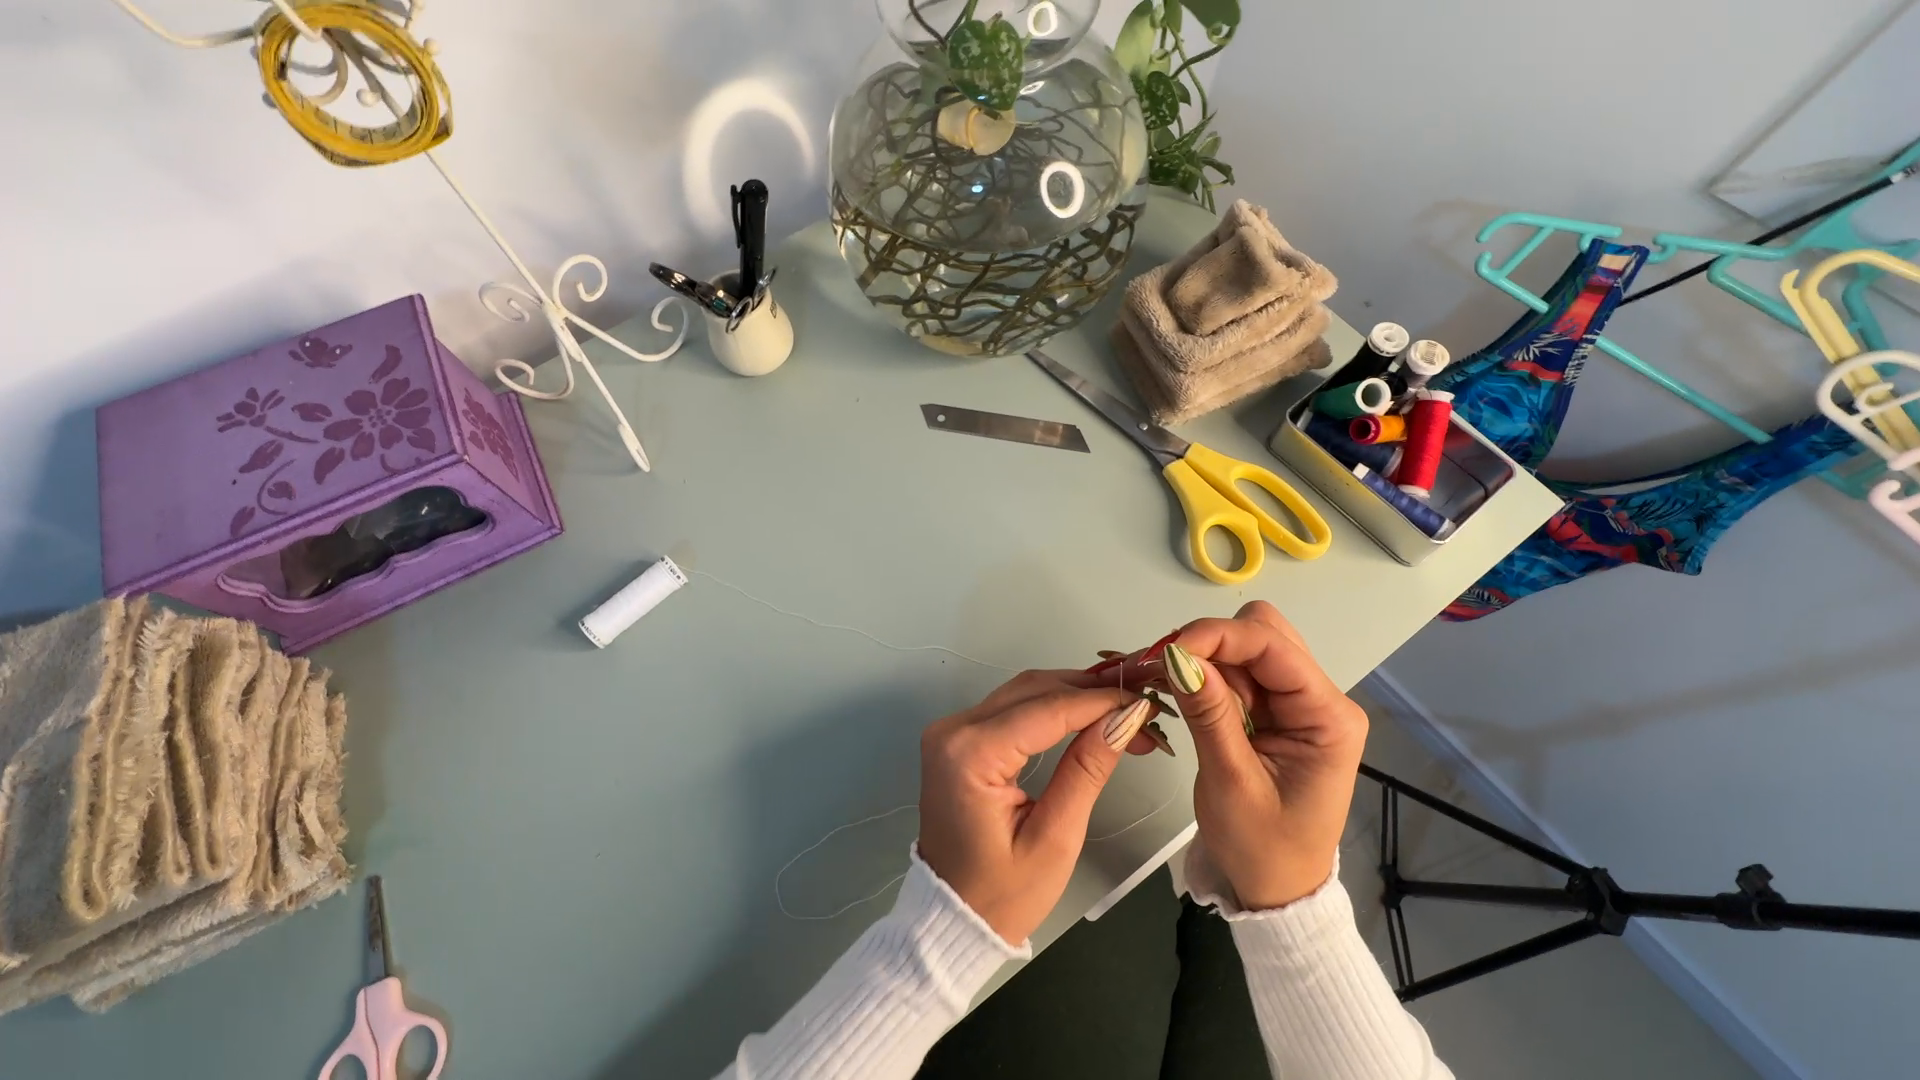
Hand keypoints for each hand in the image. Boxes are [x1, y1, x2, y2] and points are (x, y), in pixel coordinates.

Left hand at [917, 672, 1144, 944]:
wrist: (951, 916)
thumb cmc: (1002, 894)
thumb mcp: (1055, 838)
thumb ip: (1087, 770)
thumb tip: (1125, 718)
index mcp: (970, 754)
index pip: (1048, 708)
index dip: (1101, 701)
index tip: (1149, 703)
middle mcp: (954, 730)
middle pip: (1034, 689)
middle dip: (1092, 692)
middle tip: (1143, 707)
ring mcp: (952, 731)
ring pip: (1024, 691)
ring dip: (1075, 694)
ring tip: (1125, 711)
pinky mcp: (959, 739)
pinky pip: (1012, 707)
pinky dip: (1053, 707)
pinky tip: (1088, 715)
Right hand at [1159, 601, 1367, 909]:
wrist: (1276, 889)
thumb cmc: (1262, 847)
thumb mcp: (1231, 782)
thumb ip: (1209, 713)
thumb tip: (1178, 656)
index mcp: (1327, 717)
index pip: (1272, 645)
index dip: (1216, 636)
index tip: (1164, 652)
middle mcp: (1319, 699)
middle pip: (1264, 632)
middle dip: (1211, 642)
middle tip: (1165, 670)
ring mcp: (1297, 703)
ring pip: (1248, 646)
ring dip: (1205, 656)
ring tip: (1170, 684)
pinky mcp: (1274, 710)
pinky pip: (1238, 671)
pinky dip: (1206, 673)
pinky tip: (1182, 692)